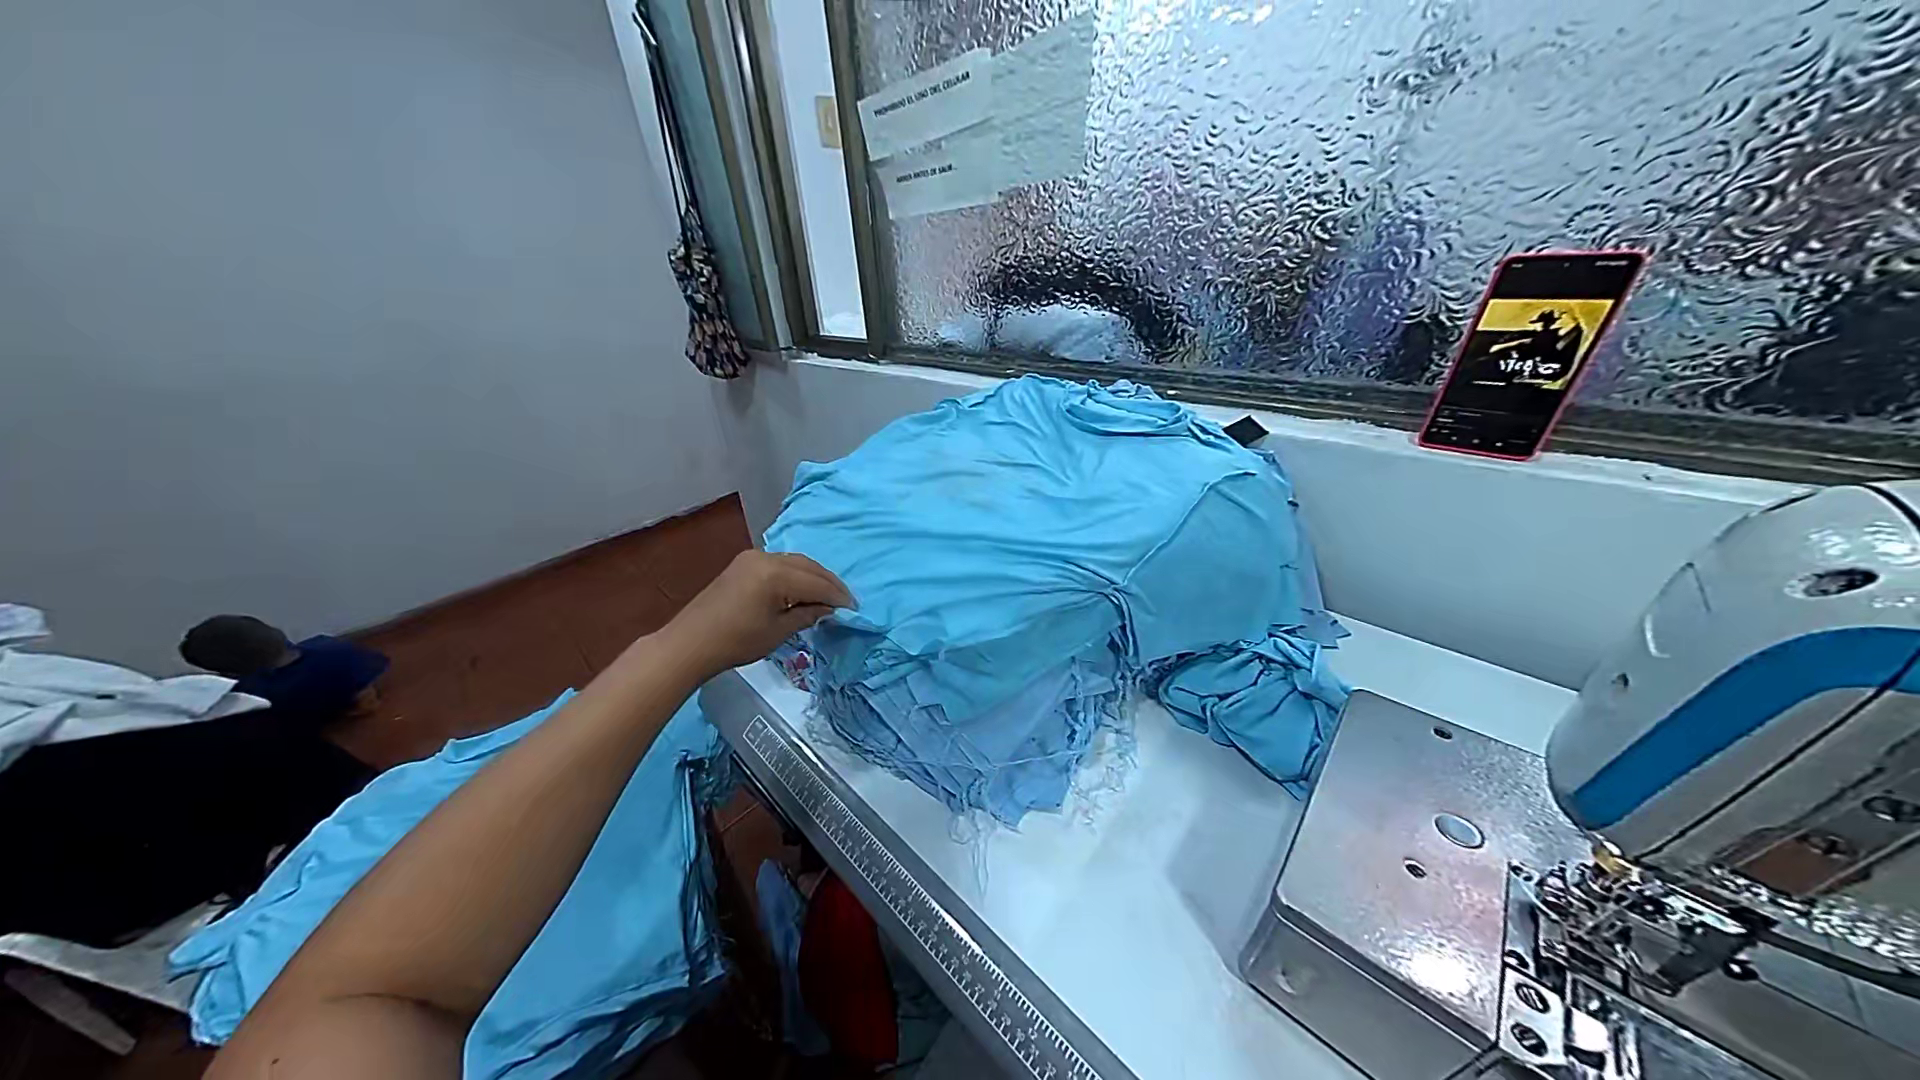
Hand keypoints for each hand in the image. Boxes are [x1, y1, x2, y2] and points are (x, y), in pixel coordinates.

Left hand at [654, 551, 853, 678]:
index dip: (837, 597)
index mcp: (776, 574)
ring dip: (814, 577)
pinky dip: (796, 575)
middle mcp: (766, 558)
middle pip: (809, 566)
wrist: (690, 643)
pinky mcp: (743, 563)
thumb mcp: (778, 631)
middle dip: (829, 583)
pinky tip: (804, 589)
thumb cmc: (736, 641)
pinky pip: (780, 563)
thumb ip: (807, 615)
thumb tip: (828, 609)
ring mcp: (753, 558)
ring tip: (828, 596)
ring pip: (795, 562)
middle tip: (845, 601)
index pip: (817, 583)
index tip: (853, 609)